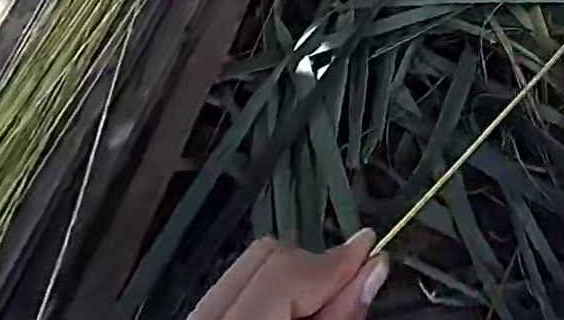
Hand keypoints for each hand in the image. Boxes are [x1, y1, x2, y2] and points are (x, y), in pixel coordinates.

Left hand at [186, 231, 388, 319]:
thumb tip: (374, 266)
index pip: (283, 273)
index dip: (335, 262)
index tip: (373, 251)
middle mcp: (196, 318)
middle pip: (264, 255)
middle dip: (311, 267)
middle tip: (347, 286)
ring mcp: (189, 316)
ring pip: (248, 266)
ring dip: (292, 279)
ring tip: (317, 306)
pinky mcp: (193, 318)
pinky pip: (232, 288)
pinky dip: (268, 293)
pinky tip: (289, 315)